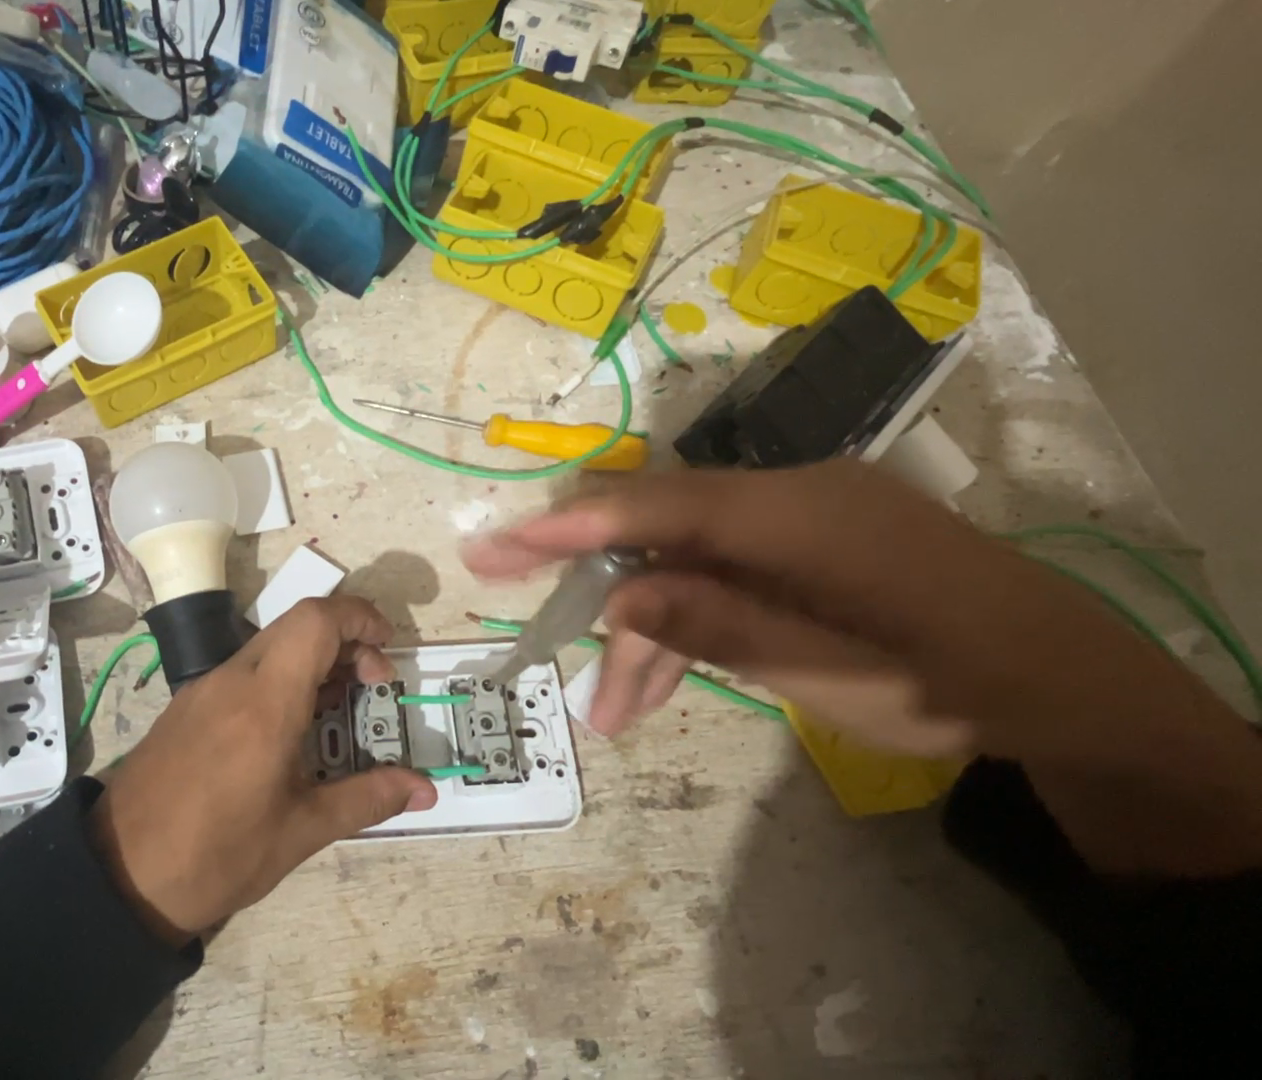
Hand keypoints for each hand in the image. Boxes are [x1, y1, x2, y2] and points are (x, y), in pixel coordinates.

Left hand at [90, 597, 437, 943]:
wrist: (118, 875)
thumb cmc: (217, 855)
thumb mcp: (301, 832)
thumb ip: (367, 799)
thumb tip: (426, 790)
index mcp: (265, 702)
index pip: (316, 621)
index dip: (360, 618)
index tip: (389, 650)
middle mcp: (231, 680)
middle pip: (296, 627)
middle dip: (345, 642)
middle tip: (373, 689)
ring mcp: (203, 691)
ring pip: (269, 648)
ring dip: (313, 663)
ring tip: (340, 711)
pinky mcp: (186, 708)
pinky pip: (243, 672)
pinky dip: (281, 680)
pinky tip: (292, 731)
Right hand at [463, 461, 1261, 875]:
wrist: (1070, 691)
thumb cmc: (947, 683)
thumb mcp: (821, 669)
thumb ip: (713, 622)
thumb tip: (618, 596)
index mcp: (795, 513)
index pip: (654, 505)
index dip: (566, 525)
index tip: (494, 548)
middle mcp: (787, 495)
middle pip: (658, 529)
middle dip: (595, 587)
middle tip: (527, 623)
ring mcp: (796, 519)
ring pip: (686, 560)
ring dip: (645, 630)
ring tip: (615, 712)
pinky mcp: (805, 546)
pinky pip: (721, 573)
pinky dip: (686, 624)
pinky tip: (660, 683)